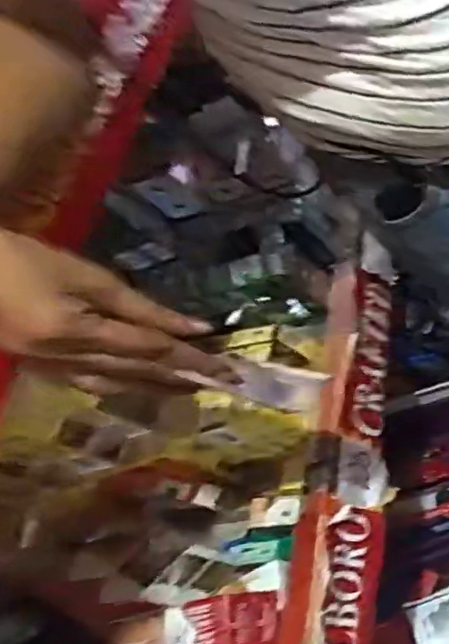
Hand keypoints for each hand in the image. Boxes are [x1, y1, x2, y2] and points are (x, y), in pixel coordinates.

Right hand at [0, 231, 234, 391]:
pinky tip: (141, 383)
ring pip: (112, 383)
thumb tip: (199, 329)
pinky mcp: (27, 360)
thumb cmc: (9, 257)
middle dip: (183, 377)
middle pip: (137, 371)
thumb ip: (144, 309)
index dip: (197, 360)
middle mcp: (57, 355)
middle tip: (224, 383)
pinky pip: (83, 380)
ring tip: (191, 387)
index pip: (154, 351)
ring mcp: (39, 362)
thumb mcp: (84, 277)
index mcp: (72, 332)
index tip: (232, 370)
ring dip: (156, 386)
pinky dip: (119, 385)